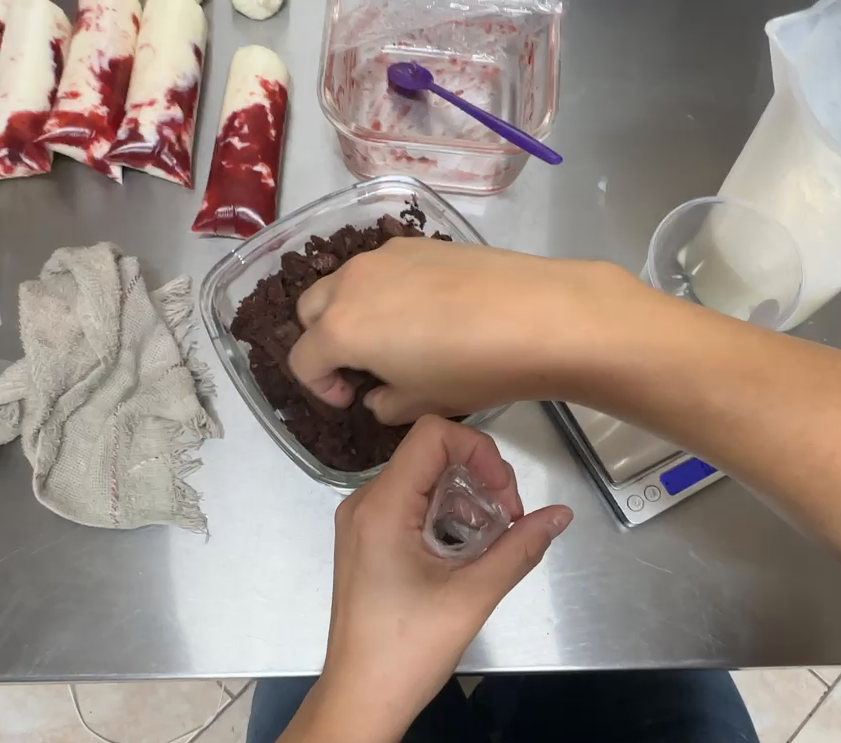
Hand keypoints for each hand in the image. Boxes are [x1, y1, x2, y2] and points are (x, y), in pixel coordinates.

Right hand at [289, 239, 653, 423]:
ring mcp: (383, 255)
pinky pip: (380, 269)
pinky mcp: (417, 240)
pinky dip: (382, 292)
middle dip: (326, 344)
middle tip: (364, 369)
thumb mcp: (421, 403)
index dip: (321, 389)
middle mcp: (350, 283)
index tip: (352, 401)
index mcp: (341, 330)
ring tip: (394, 340)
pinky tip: (426, 313)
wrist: (538, 317)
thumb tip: (375, 394)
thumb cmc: (472, 370)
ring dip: (351, 314)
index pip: (302, 362)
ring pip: (343, 284)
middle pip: (311, 313)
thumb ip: (383, 404)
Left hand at [312, 417, 572, 738]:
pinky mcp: (367, 544)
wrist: (361, 700)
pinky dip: (445, 518)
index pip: (433, 435)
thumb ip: (519, 548)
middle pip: (429, 455)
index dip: (479, 450)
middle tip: (509, 522)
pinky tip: (466, 554)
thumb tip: (560, 515)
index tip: (505, 495)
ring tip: (492, 543)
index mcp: (382, 507)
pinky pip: (410, 508)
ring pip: (422, 482)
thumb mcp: (473, 596)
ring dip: (465, 501)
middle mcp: (365, 504)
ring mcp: (362, 524)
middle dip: (479, 478)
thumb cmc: (408, 651)